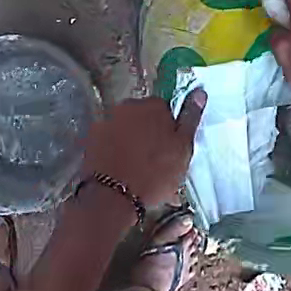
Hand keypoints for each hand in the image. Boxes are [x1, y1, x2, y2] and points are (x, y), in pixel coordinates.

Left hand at [82, 93, 205, 206]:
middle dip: (149, 133)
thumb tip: (200, 92)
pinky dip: (114, 150)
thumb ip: (190, 117)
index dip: (170, 129)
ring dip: (131, 142)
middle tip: (156, 160)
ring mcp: (106, 121)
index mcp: (153, 105)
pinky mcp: (90, 138)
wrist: (112, 198)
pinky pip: (109, 140)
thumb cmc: (155, 173)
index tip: (170, 149)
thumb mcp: (183, 147)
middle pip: (143, 116)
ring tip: (137, 168)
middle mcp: (127, 106)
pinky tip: (120, 169)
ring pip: (125, 129)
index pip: (166, 109)